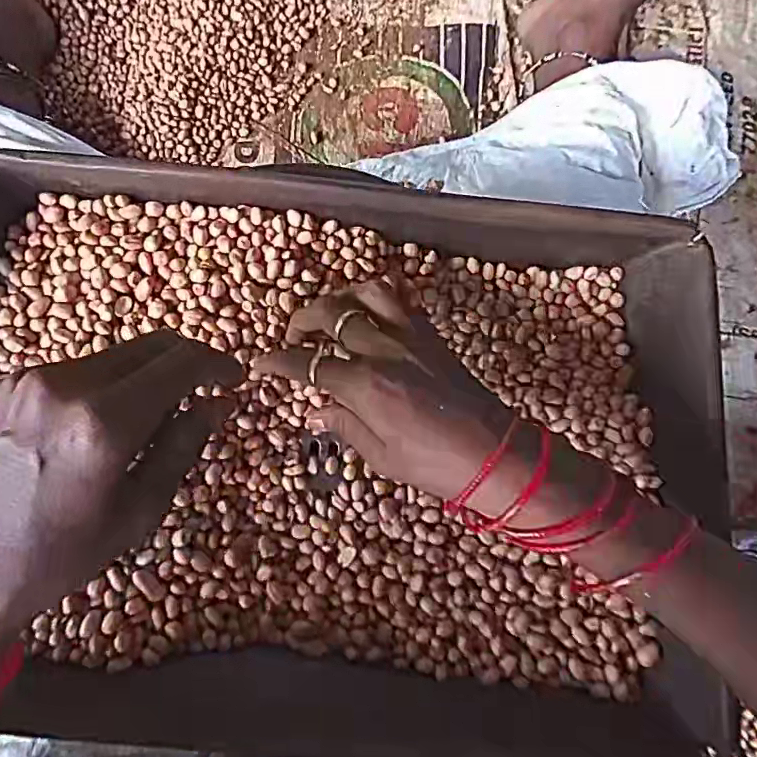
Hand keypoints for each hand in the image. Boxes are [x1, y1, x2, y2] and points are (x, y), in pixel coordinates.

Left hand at [0, 330, 239, 714]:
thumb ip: (181, 447)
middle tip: (202, 391)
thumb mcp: (137, 513)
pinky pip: (71, 372)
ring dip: (141, 376)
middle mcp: (62, 385)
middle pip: (147, 345)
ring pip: (109, 357)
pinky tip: (97, 426)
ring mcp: (26, 380)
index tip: (233, 377)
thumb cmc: (56, 557)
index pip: (179, 364)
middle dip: (184, 362)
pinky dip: (100, 386)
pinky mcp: (3, 385)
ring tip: (146, 421)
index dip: (216, 364)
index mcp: (101, 423)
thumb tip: (214, 406)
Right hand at [251, 279, 621, 535]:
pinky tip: (369, 309)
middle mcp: (383, 351)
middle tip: (293, 335)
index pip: (307, 363)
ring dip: (341, 297)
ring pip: (367, 293)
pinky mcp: (431, 335)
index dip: (278, 361)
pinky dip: (378, 295)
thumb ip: (344, 425)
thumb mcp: (380, 455)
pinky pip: (401, 299)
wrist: (495, 453)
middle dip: (302, 319)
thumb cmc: (433, 463)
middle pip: (330, 314)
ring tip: (331, 314)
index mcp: (364, 385)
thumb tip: (316, 412)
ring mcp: (410, 337)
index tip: (261, 362)